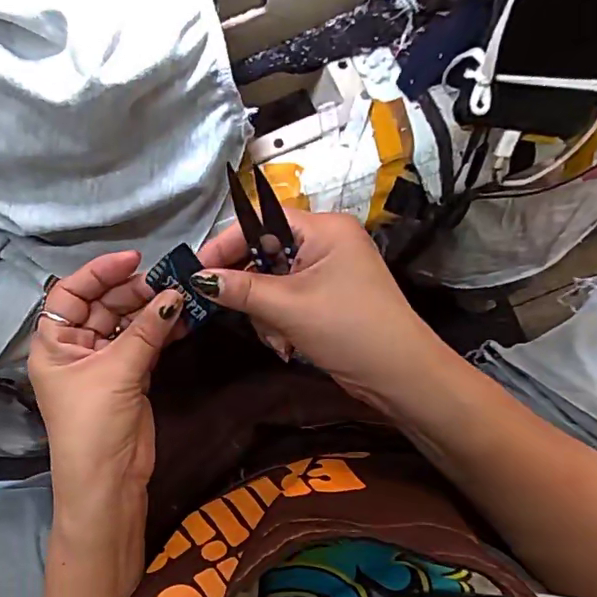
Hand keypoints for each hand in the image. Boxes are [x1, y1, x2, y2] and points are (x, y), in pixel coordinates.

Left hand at [28, 250, 187, 504]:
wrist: (108, 481)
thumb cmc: (94, 424)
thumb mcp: (116, 372)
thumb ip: (146, 330)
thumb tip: (174, 294)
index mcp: (53, 344)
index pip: (71, 293)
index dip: (99, 273)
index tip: (134, 259)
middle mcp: (75, 349)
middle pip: (102, 306)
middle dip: (133, 292)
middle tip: (168, 283)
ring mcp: (103, 363)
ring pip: (126, 324)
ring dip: (152, 310)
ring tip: (181, 296)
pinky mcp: (128, 377)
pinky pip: (143, 344)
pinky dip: (161, 331)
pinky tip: (183, 318)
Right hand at [191, 209, 443, 408]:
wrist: (399, 375)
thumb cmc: (349, 329)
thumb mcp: (288, 307)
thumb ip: (240, 289)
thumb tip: (198, 278)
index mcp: (324, 229)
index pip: (262, 221)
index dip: (226, 244)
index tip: (197, 270)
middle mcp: (326, 243)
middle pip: (264, 254)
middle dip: (250, 289)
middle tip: (235, 311)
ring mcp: (326, 272)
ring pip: (270, 283)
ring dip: (265, 313)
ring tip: (279, 338)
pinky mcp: (325, 299)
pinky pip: (284, 301)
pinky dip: (278, 323)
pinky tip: (288, 344)